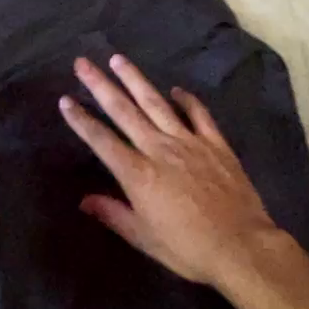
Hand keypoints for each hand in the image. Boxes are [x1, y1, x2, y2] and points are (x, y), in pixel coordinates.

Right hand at [59, 55, 283, 289]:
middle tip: (83, 63)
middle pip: (123, 110)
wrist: (243, 249)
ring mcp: (188, 142)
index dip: (81, 120)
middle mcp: (158, 149)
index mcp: (138, 173)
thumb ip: (113, 214)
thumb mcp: (145, 239)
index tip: (65, 100)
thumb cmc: (189, 249)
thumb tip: (84, 201)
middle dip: (100, 85)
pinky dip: (187, 100)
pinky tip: (176, 89)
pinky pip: (198, 115)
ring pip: (155, 103)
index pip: (101, 139)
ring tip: (118, 59)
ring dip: (135, 79)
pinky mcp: (215, 145)